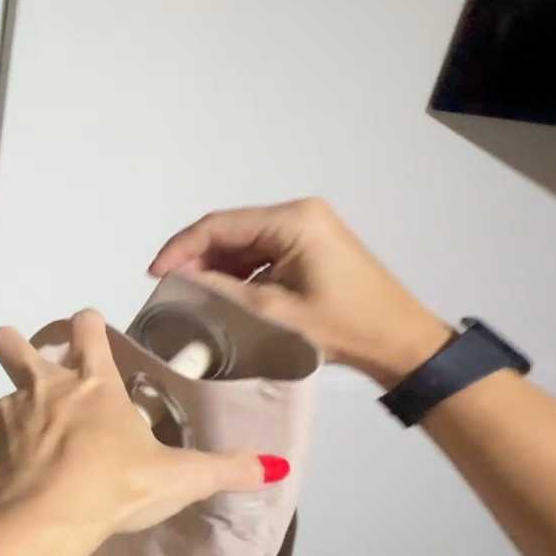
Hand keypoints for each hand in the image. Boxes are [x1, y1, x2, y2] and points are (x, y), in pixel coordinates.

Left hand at [0, 310, 282, 535]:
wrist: (45, 516)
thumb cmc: (115, 484)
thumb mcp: (179, 479)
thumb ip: (224, 469)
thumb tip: (274, 465)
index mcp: (93, 382)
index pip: (86, 330)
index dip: (87, 322)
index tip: (89, 326)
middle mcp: (46, 386)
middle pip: (13, 344)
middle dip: (14, 342)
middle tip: (23, 353)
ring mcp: (12, 412)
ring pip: (5, 392)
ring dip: (18, 404)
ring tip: (34, 433)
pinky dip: (8, 443)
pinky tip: (23, 467)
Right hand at [149, 198, 449, 388]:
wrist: (401, 343)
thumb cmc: (342, 326)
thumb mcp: (273, 311)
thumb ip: (222, 289)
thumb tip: (180, 279)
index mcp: (293, 220)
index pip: (220, 224)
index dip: (181, 248)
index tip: (155, 275)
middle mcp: (299, 212)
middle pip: (229, 228)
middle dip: (194, 255)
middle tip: (166, 284)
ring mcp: (306, 226)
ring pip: (241, 239)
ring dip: (213, 262)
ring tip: (187, 289)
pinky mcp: (309, 242)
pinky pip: (259, 249)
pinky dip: (235, 267)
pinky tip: (218, 288)